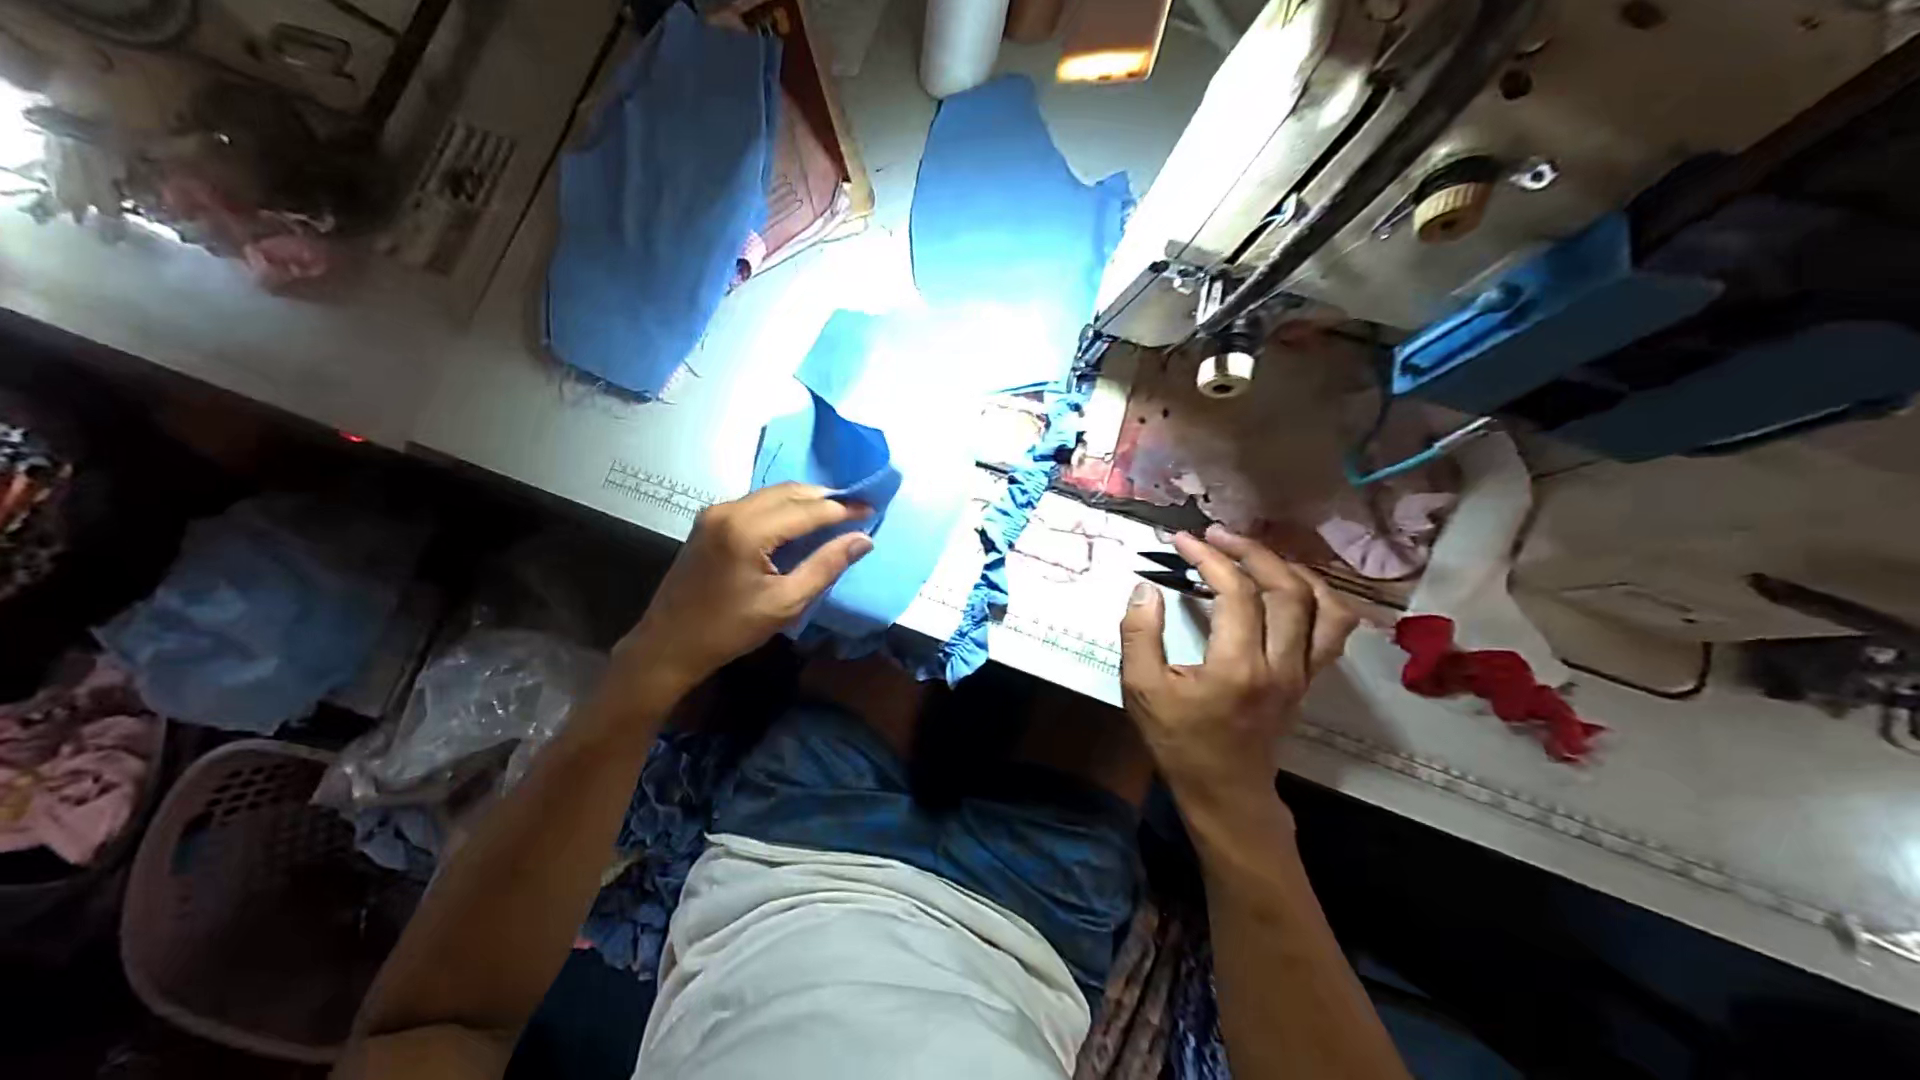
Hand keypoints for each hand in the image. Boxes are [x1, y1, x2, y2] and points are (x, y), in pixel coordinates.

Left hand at [620, 484, 873, 692]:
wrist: (668, 644)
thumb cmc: (729, 629)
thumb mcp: (786, 603)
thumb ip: (826, 566)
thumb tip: (863, 540)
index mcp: (747, 530)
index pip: (807, 509)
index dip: (842, 509)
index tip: (872, 509)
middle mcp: (729, 510)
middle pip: (789, 492)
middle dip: (825, 498)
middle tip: (858, 508)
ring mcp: (715, 513)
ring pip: (772, 494)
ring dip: (805, 501)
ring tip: (836, 513)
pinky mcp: (709, 521)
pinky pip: (756, 503)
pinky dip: (784, 507)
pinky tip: (801, 521)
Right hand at [1118, 525, 1357, 827]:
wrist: (1225, 791)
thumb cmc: (1180, 743)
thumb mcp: (1141, 690)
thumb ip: (1139, 635)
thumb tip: (1145, 588)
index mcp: (1238, 667)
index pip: (1236, 593)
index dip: (1210, 558)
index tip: (1183, 540)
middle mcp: (1281, 664)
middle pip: (1286, 588)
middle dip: (1251, 551)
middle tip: (1217, 535)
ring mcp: (1303, 672)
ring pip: (1322, 605)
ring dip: (1291, 569)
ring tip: (1257, 554)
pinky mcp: (1309, 678)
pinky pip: (1332, 629)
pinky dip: (1318, 597)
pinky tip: (1290, 587)